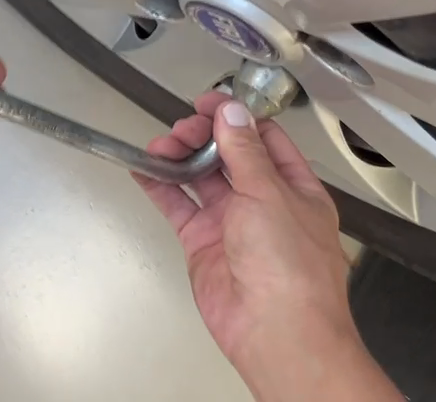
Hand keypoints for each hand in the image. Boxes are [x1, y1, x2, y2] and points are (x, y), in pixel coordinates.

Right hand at [137, 92, 399, 401]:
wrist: (276, 334)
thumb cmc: (290, 267)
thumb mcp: (270, 195)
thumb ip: (244, 150)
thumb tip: (233, 112)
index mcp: (294, 189)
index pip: (263, 139)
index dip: (235, 117)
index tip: (207, 102)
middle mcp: (263, 203)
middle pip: (227, 154)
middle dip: (202, 136)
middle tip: (182, 128)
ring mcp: (231, 223)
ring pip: (199, 176)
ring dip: (178, 156)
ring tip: (159, 147)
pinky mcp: (202, 241)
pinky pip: (177, 204)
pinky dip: (158, 184)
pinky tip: (142, 167)